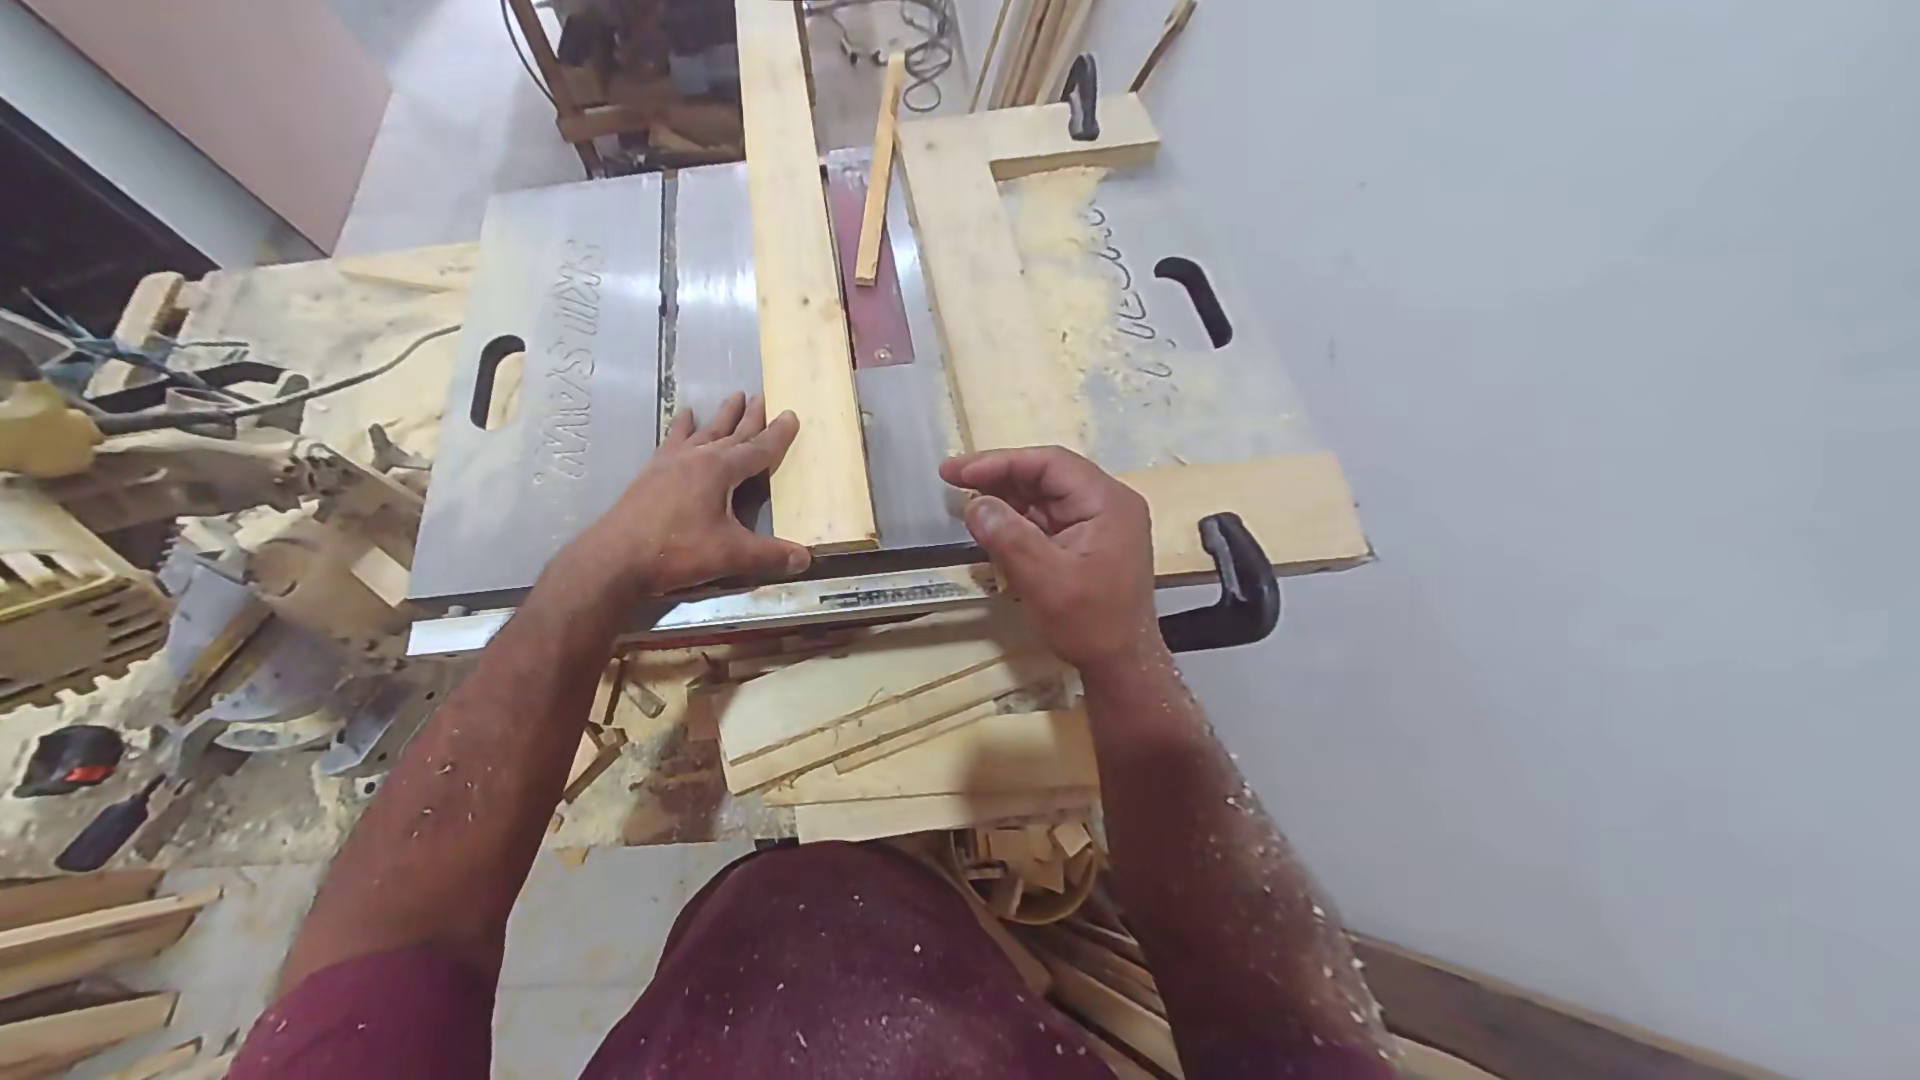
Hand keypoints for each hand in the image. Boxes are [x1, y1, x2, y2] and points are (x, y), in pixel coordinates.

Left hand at [551, 393, 810, 607]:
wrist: (614, 559)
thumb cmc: (677, 551)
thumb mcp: (730, 555)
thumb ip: (770, 554)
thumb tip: (805, 558)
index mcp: (720, 471)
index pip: (758, 449)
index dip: (777, 434)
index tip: (790, 414)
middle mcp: (697, 458)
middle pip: (731, 433)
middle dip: (750, 417)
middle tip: (763, 396)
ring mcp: (671, 463)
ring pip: (704, 432)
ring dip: (722, 416)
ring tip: (733, 397)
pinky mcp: (653, 473)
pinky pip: (674, 441)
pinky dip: (683, 428)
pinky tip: (685, 417)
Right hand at [939, 446, 1160, 671]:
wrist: (1123, 666)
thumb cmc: (1090, 623)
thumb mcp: (1045, 580)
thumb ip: (1008, 537)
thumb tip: (974, 504)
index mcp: (1107, 502)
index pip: (1049, 464)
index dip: (1000, 462)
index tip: (957, 472)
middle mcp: (1106, 504)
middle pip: (1046, 475)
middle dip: (998, 476)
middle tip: (952, 480)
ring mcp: (1098, 523)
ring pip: (1044, 496)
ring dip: (1005, 497)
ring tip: (964, 500)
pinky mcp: (1086, 542)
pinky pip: (1046, 519)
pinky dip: (1016, 520)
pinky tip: (990, 524)